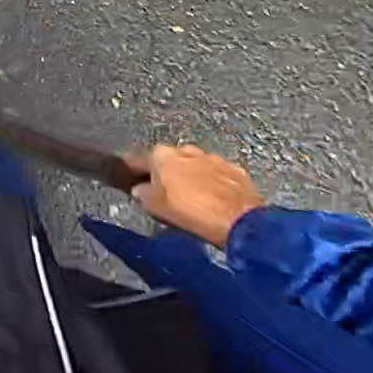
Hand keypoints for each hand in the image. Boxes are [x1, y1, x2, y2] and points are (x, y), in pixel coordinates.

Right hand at [124, 144, 265, 247]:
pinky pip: (218, 176)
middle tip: (166, 194)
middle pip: (169, 161)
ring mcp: (214, 159)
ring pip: (195, 166)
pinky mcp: (237, 171)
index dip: (132, 172)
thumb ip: (141, 193)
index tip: (130, 181)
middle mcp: (185, 150)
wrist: (242, 222)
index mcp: (160, 154)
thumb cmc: (193, 212)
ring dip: (192, 177)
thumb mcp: (154, 207)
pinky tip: (216, 200)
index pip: (138, 159)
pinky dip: (215, 184)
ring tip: (195, 199)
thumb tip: (141, 190)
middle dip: (167, 173)